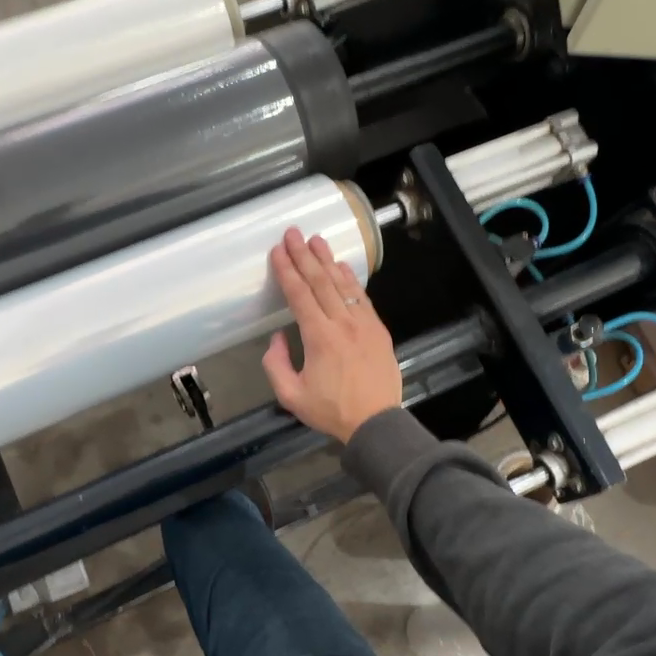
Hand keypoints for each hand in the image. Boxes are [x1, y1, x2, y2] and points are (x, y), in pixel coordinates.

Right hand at [262, 228, 401, 442]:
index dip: (287, 270)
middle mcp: (343, 323)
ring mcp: (364, 325)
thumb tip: (278, 337)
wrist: (375, 422)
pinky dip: (350, 279)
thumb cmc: (331, 411)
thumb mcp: (291, 395)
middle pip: (321, 281)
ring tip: (316, 240)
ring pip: (343, 285)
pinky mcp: (378, 330)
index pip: (300, 295)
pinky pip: (362, 298)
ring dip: (328, 260)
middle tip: (293, 233)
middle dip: (305, 255)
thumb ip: (276, 364)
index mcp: (319, 337)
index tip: (278, 250)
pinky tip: (341, 267)